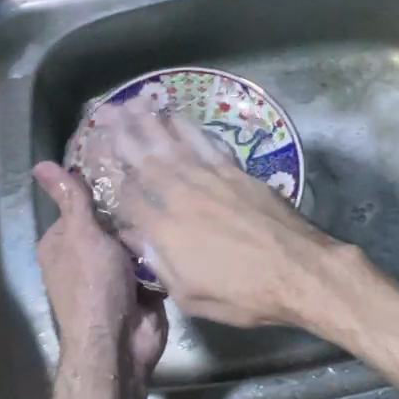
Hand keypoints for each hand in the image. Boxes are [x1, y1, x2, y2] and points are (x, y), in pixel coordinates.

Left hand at [33, 161, 166, 378]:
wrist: (121, 342)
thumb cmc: (94, 285)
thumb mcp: (81, 234)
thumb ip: (71, 199)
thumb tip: (40, 164)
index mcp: (60, 243)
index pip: (79, 203)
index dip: (100, 186)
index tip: (128, 164)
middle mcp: (83, 258)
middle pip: (111, 222)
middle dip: (131, 211)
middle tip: (158, 183)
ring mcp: (112, 275)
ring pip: (135, 242)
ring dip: (151, 233)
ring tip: (173, 204)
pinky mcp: (139, 288)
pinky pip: (153, 262)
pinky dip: (163, 255)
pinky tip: (181, 232)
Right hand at [96, 98, 359, 327]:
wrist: (299, 271)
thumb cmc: (244, 295)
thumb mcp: (190, 294)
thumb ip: (157, 263)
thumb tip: (131, 237)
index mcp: (165, 229)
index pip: (129, 196)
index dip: (112, 177)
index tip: (99, 159)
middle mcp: (182, 195)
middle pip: (145, 159)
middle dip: (123, 134)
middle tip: (106, 113)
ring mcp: (212, 178)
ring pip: (174, 143)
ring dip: (151, 122)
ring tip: (134, 103)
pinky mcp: (238, 172)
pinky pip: (207, 142)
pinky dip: (189, 127)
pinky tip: (178, 117)